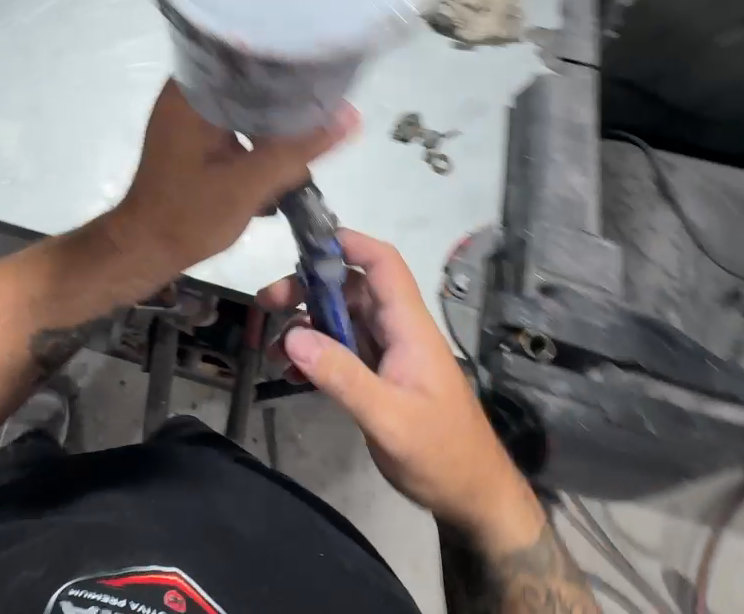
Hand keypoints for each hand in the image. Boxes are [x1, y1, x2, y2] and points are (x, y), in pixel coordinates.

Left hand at [102, 81, 356, 278]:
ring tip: (314, 134)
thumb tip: (351, 115)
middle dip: (286, 99)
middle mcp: (186, 96)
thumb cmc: (188, 214)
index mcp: (190, 93)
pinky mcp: (193, 141)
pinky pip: (235, 128)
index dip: (286, 63)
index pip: (246, 59)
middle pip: (248, 83)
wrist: (145, 251)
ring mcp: (188, 119)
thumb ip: (299, 148)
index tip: (325, 69)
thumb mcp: (249, 183)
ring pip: (244, 108)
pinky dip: (257, 141)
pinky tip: (285, 159)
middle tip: (329, 106)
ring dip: (274, 126)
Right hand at [257, 230, 544, 554]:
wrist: (474, 500)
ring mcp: (388, 354)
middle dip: (307, 288)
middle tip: (268, 303)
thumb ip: (342, 376)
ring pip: (340, 319)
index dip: (347, 244)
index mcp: (409, 327)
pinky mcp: (378, 377)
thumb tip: (292, 335)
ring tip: (273, 347)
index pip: (382, 265)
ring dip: (305, 325)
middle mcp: (398, 331)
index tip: (303, 244)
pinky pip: (340, 350)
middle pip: (350, 289)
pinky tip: (289, 375)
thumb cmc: (441, 454)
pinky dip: (313, 355)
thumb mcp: (389, 418)